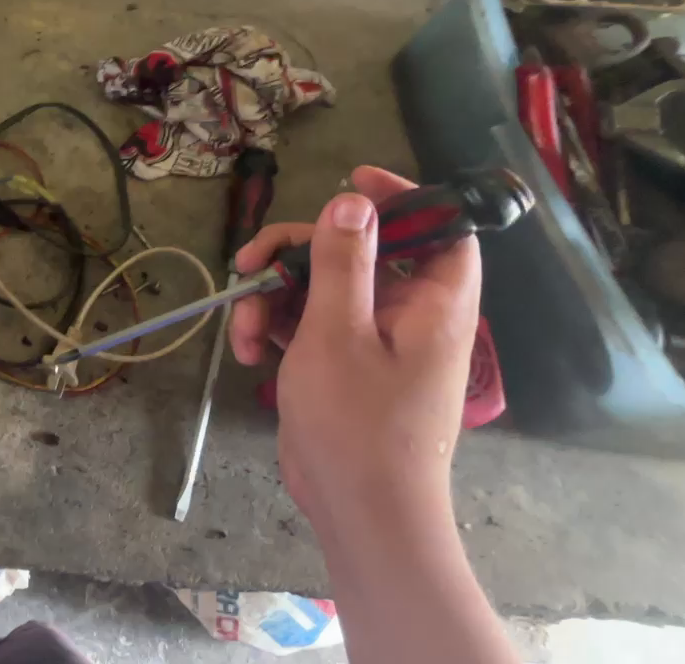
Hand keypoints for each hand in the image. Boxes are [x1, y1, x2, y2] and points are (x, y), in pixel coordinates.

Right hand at [229, 167, 482, 537]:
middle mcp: (406, 316)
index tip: (351, 177)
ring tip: (244, 331)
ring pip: (316, 288)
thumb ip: (343, 262)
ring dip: (271, 300)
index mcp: (431, 307)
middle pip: (354, 255)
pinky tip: (249, 351)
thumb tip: (352, 201)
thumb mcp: (338, 332)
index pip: (440, 233)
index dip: (406, 199)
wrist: (356, 505)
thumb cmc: (357, 419)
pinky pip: (304, 323)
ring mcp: (370, 341)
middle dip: (294, 255)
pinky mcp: (338, 362)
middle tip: (250, 262)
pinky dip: (273, 328)